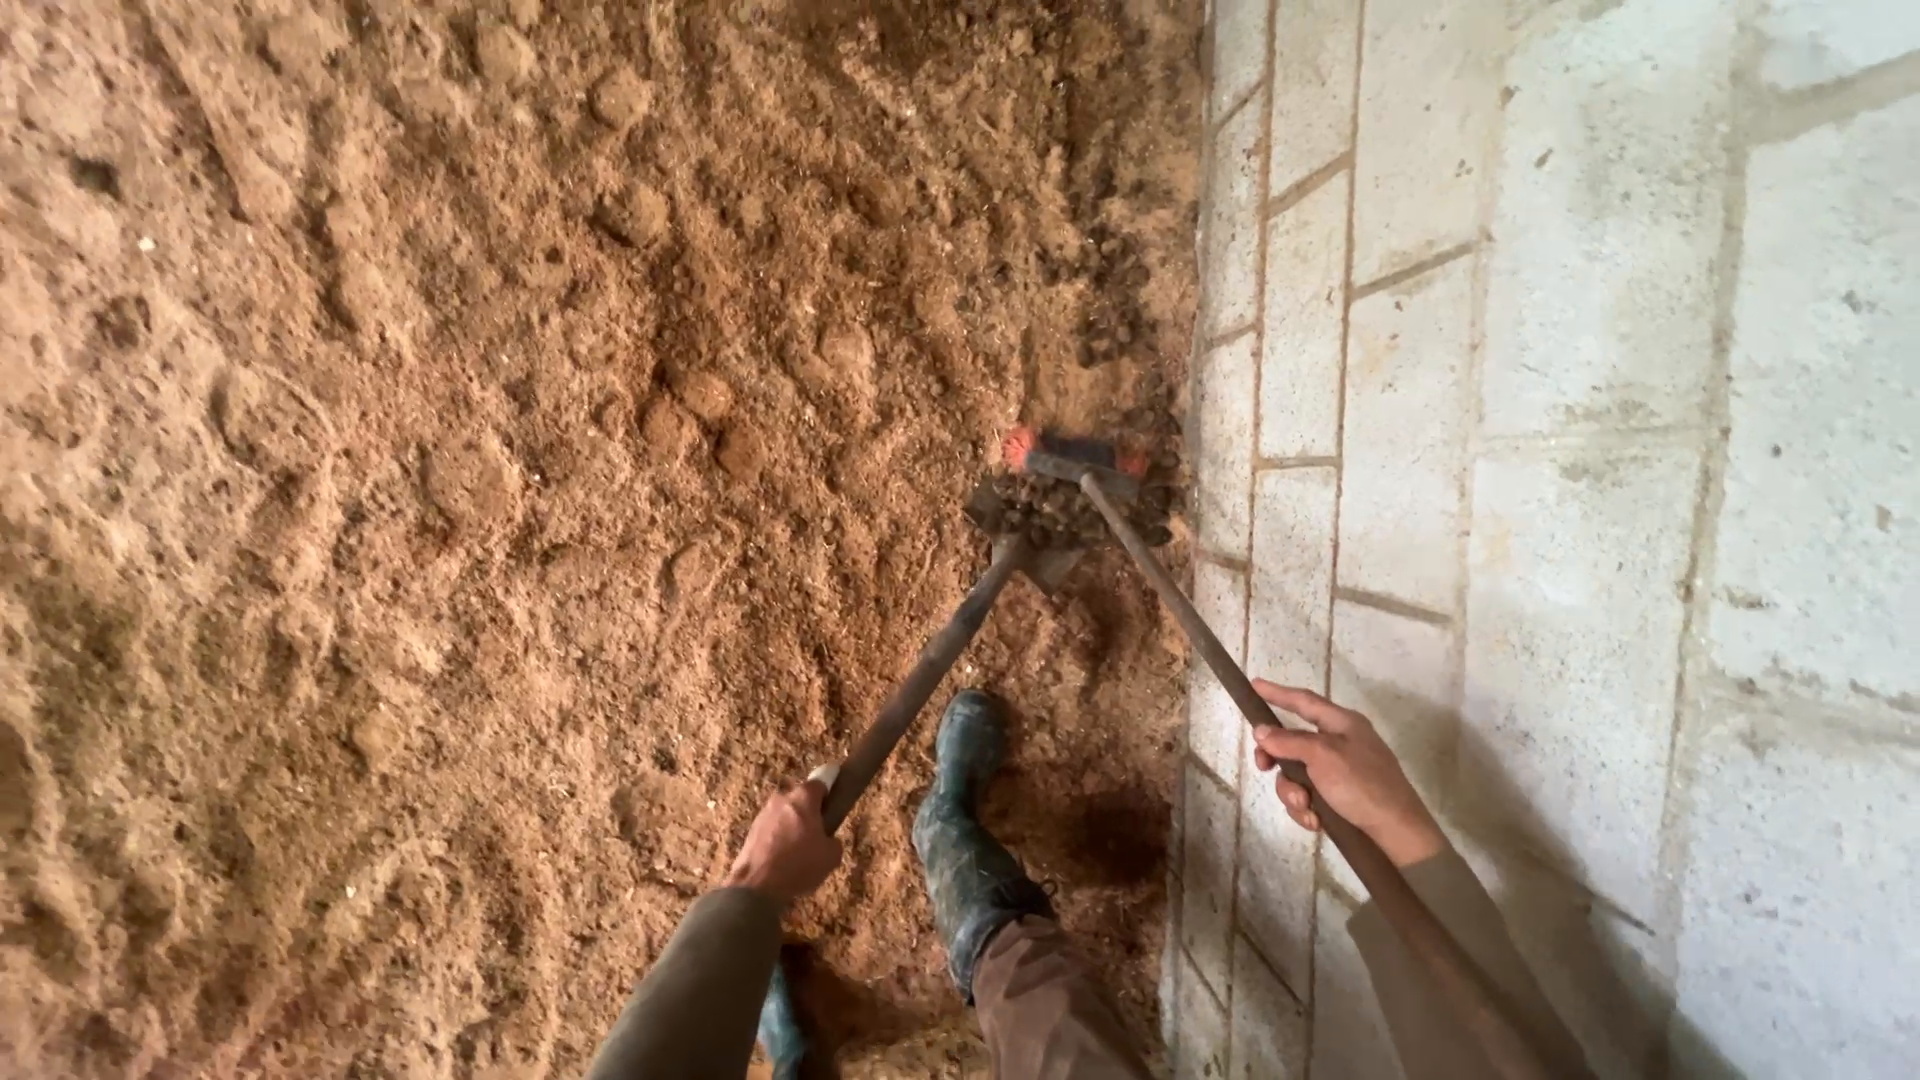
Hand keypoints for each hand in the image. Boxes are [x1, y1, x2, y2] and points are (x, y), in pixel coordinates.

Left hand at [721, 779, 843, 905]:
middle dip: (810, 809)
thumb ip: (833, 841)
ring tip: (798, 850)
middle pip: (801, 797)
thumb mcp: (831, 856)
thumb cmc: (799, 865)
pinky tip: (782, 858)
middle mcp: (782, 798)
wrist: (756, 887)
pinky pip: (771, 828)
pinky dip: (778, 837)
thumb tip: (827, 840)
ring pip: (785, 812)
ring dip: (792, 824)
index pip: (822, 780)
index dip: (831, 789)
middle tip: (818, 831)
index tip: (835, 799)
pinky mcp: (751, 830)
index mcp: (804, 797)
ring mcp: (764, 813)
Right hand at [1249, 680, 1445, 867]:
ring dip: (1292, 792)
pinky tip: (1315, 820)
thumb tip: (1260, 730)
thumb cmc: (1363, 785)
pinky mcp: (1337, 797)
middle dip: (1276, 757)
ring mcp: (1338, 771)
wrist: (1397, 832)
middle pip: (1291, 741)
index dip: (1277, 692)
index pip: (1303, 701)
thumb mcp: (1323, 756)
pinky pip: (1307, 795)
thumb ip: (1289, 741)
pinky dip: (1306, 808)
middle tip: (1263, 767)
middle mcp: (1339, 743)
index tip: (1254, 684)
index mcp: (1342, 724)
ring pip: (1295, 773)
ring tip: (1305, 806)